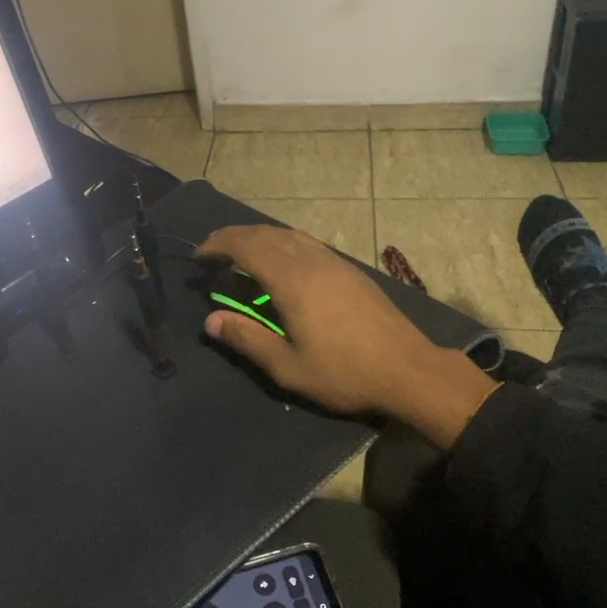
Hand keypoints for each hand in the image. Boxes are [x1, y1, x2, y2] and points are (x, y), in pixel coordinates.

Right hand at [197, 225, 499, 448]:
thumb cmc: (344, 373)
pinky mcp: (349, 270)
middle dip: (234, 237)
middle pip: (265, 234)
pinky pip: (306, 242)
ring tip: (241, 252)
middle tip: (211, 251)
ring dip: (259, 236)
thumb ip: (247, 340)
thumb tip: (210, 320)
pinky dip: (282, 242)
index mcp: (292, 280)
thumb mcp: (288, 367)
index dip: (218, 245)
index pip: (246, 246)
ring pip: (288, 234)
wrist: (408, 369)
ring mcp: (334, 262)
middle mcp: (311, 260)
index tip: (198, 257)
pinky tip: (281, 261)